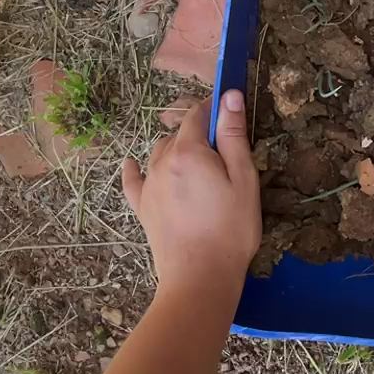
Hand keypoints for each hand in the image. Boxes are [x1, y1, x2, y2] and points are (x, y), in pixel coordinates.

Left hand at [121, 90, 260, 296]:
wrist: (200, 277)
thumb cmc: (231, 227)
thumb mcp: (244, 178)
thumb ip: (233, 135)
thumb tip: (229, 96)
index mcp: (189, 152)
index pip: (198, 115)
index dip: (215, 109)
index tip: (231, 112)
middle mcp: (162, 162)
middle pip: (180, 133)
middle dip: (200, 132)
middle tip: (225, 148)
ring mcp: (149, 186)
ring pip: (160, 152)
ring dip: (178, 148)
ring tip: (198, 162)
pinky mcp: (142, 208)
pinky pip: (133, 180)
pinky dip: (133, 169)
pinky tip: (130, 163)